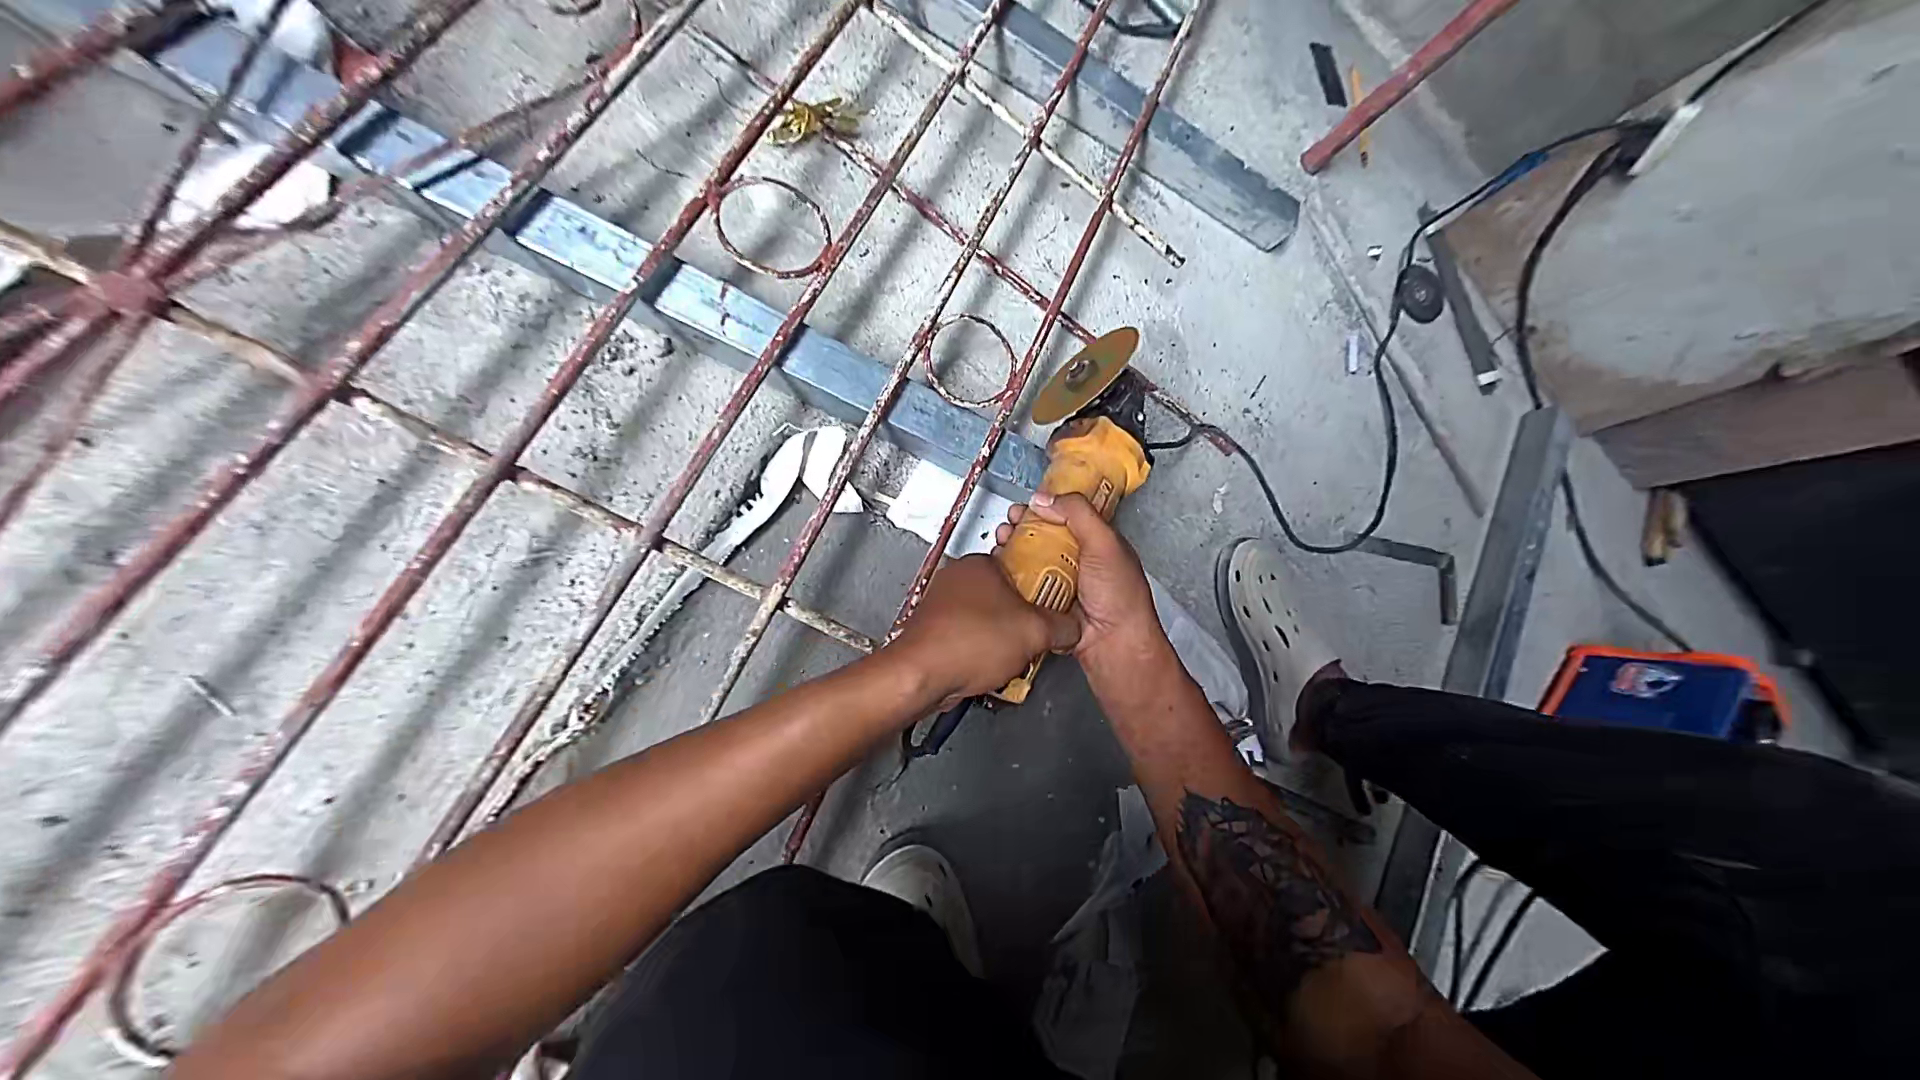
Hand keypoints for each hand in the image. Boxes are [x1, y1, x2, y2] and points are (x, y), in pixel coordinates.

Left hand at [890, 554, 1079, 702]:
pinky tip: (989, 667)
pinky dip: (982, 651)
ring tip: (1013, 656)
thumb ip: (1062, 626)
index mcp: (980, 564)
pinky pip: (969, 637)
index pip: (1021, 566)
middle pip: (1005, 595)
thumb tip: (1071, 629)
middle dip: (1022, 620)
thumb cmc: (966, 642)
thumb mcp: (1034, 632)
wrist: (921, 676)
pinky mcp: (934, 629)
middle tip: (1036, 635)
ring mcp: (942, 604)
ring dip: (1003, 639)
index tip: (1054, 603)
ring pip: (987, 619)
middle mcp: (957, 578)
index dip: (1042, 588)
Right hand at [994, 492, 1161, 667]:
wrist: (1112, 643)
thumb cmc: (1120, 596)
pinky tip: (1000, 568)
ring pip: (1029, 558)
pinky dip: (1009, 575)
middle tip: (1009, 525)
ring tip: (1001, 544)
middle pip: (1042, 534)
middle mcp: (1077, 558)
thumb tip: (1045, 498)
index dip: (1046, 506)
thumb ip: (1078, 513)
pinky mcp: (1045, 600)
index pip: (1067, 514)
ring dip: (1011, 548)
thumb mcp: (1104, 542)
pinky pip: (1023, 583)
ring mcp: (1060, 580)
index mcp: (1096, 540)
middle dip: (1021, 527)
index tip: (1027, 504)